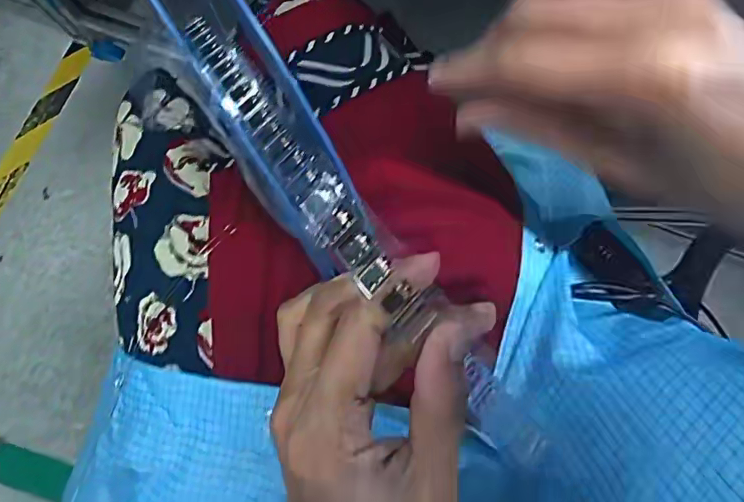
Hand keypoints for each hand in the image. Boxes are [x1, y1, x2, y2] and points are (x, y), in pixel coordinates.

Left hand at [270, 254, 495, 501]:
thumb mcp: (433, 482)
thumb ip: (440, 396)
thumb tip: (459, 319)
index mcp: (321, 426)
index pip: (354, 327)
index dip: (394, 285)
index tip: (434, 263)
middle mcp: (289, 405)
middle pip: (318, 312)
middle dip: (371, 284)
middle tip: (422, 278)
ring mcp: (283, 407)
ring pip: (302, 320)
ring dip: (349, 297)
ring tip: (401, 294)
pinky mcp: (291, 411)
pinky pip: (305, 346)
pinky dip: (341, 324)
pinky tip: (382, 330)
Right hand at [431, 0, 743, 255]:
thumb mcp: (640, 177)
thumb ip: (545, 132)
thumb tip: (468, 115)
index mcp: (654, 76)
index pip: (527, 56)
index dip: (469, 69)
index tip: (434, 87)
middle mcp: (658, 18)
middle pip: (532, 13)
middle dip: (485, 47)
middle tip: (465, 87)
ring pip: (554, 1)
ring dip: (513, 36)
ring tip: (502, 77)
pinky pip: (587, 3)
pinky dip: (551, 28)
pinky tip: (552, 61)